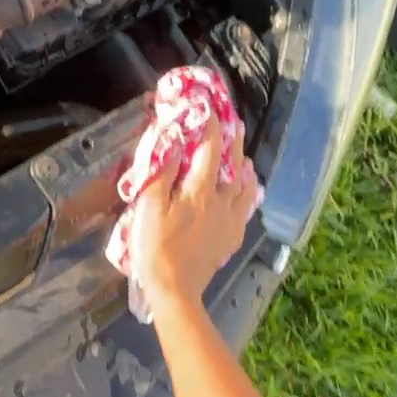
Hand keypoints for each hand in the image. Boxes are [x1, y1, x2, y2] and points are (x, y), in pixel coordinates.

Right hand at [128, 114, 259, 321]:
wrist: (174, 289)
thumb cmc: (155, 243)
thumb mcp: (150, 205)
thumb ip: (162, 171)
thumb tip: (174, 140)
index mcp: (201, 191)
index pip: (209, 151)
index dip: (210, 127)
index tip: (208, 107)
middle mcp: (223, 203)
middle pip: (234, 167)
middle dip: (234, 142)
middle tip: (235, 124)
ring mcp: (230, 222)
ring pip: (246, 189)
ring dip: (245, 170)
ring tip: (244, 159)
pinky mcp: (231, 239)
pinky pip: (245, 209)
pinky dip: (246, 194)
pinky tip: (242, 194)